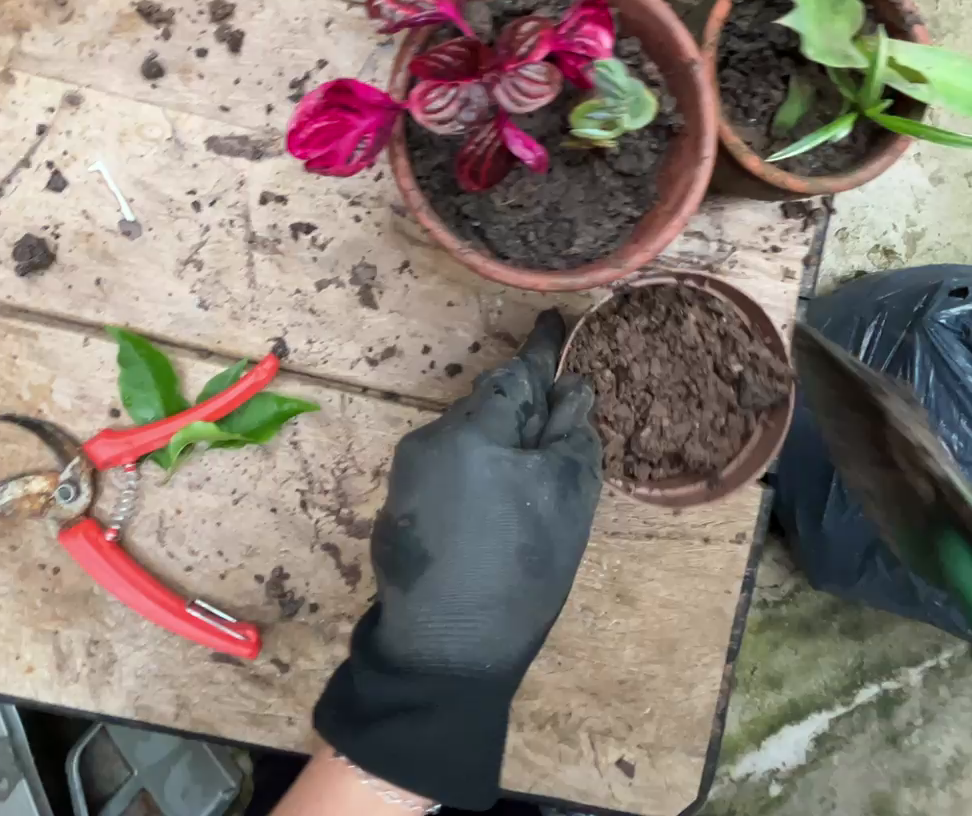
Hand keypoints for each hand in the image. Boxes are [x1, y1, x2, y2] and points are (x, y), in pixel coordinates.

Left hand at [371, 307, 603, 675]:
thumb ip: (569, 435)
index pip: (514, 375)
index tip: (552, 321)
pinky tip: (493, 507)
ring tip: (527, 488)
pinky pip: (448, 464)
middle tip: (557, 430)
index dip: (539, 350)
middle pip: (488, 404)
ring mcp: (409, 469)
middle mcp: (431, 436)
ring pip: (468, 435)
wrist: (445, 650)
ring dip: (499, 444)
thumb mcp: (565, 502)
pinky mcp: (400, 498)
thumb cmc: (518, 572)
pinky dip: (476, 470)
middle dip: (523, 411)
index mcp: (472, 429)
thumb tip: (571, 388)